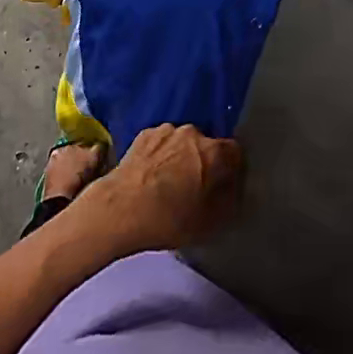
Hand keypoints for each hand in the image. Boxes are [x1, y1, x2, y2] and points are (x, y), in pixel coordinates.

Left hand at [74, 125, 240, 254]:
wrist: (117, 211)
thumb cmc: (167, 219)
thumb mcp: (208, 223)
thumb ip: (228, 202)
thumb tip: (232, 190)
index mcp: (215, 152)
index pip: (235, 152)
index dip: (231, 169)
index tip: (223, 185)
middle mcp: (194, 132)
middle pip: (207, 145)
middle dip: (204, 162)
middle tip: (194, 186)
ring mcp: (167, 130)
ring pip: (183, 142)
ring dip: (181, 156)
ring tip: (168, 180)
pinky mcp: (144, 134)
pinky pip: (161, 143)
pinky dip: (160, 154)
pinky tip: (150, 174)